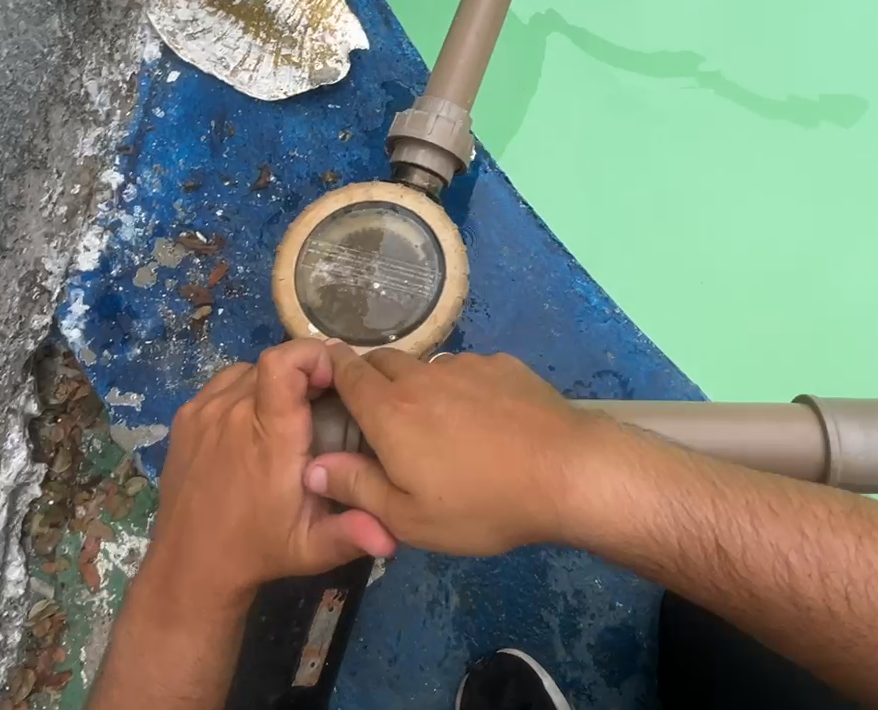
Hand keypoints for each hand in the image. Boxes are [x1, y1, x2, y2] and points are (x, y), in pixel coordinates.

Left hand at [136, 339, 396, 615]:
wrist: (190, 567)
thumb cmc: (259, 550)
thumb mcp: (313, 548)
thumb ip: (353, 533)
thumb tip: (392, 539)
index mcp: (270, 435)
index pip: (284, 362)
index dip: (313, 355)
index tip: (333, 379)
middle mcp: (234, 413)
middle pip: (275, 361)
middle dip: (303, 374)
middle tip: (321, 404)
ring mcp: (204, 412)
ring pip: (251, 368)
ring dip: (275, 382)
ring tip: (290, 411)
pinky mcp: (186, 417)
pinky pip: (225, 381)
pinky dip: (247, 389)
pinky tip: (257, 418)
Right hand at [303, 344, 624, 554]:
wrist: (564, 472)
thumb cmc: (481, 504)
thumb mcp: (410, 517)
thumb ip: (357, 487)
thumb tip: (313, 464)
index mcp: (392, 411)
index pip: (349, 372)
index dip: (333, 368)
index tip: (325, 373)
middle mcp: (425, 376)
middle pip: (386, 361)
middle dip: (373, 376)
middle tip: (378, 410)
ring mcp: (468, 365)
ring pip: (430, 366)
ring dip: (421, 384)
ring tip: (438, 421)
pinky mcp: (505, 364)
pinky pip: (469, 369)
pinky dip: (463, 386)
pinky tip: (485, 417)